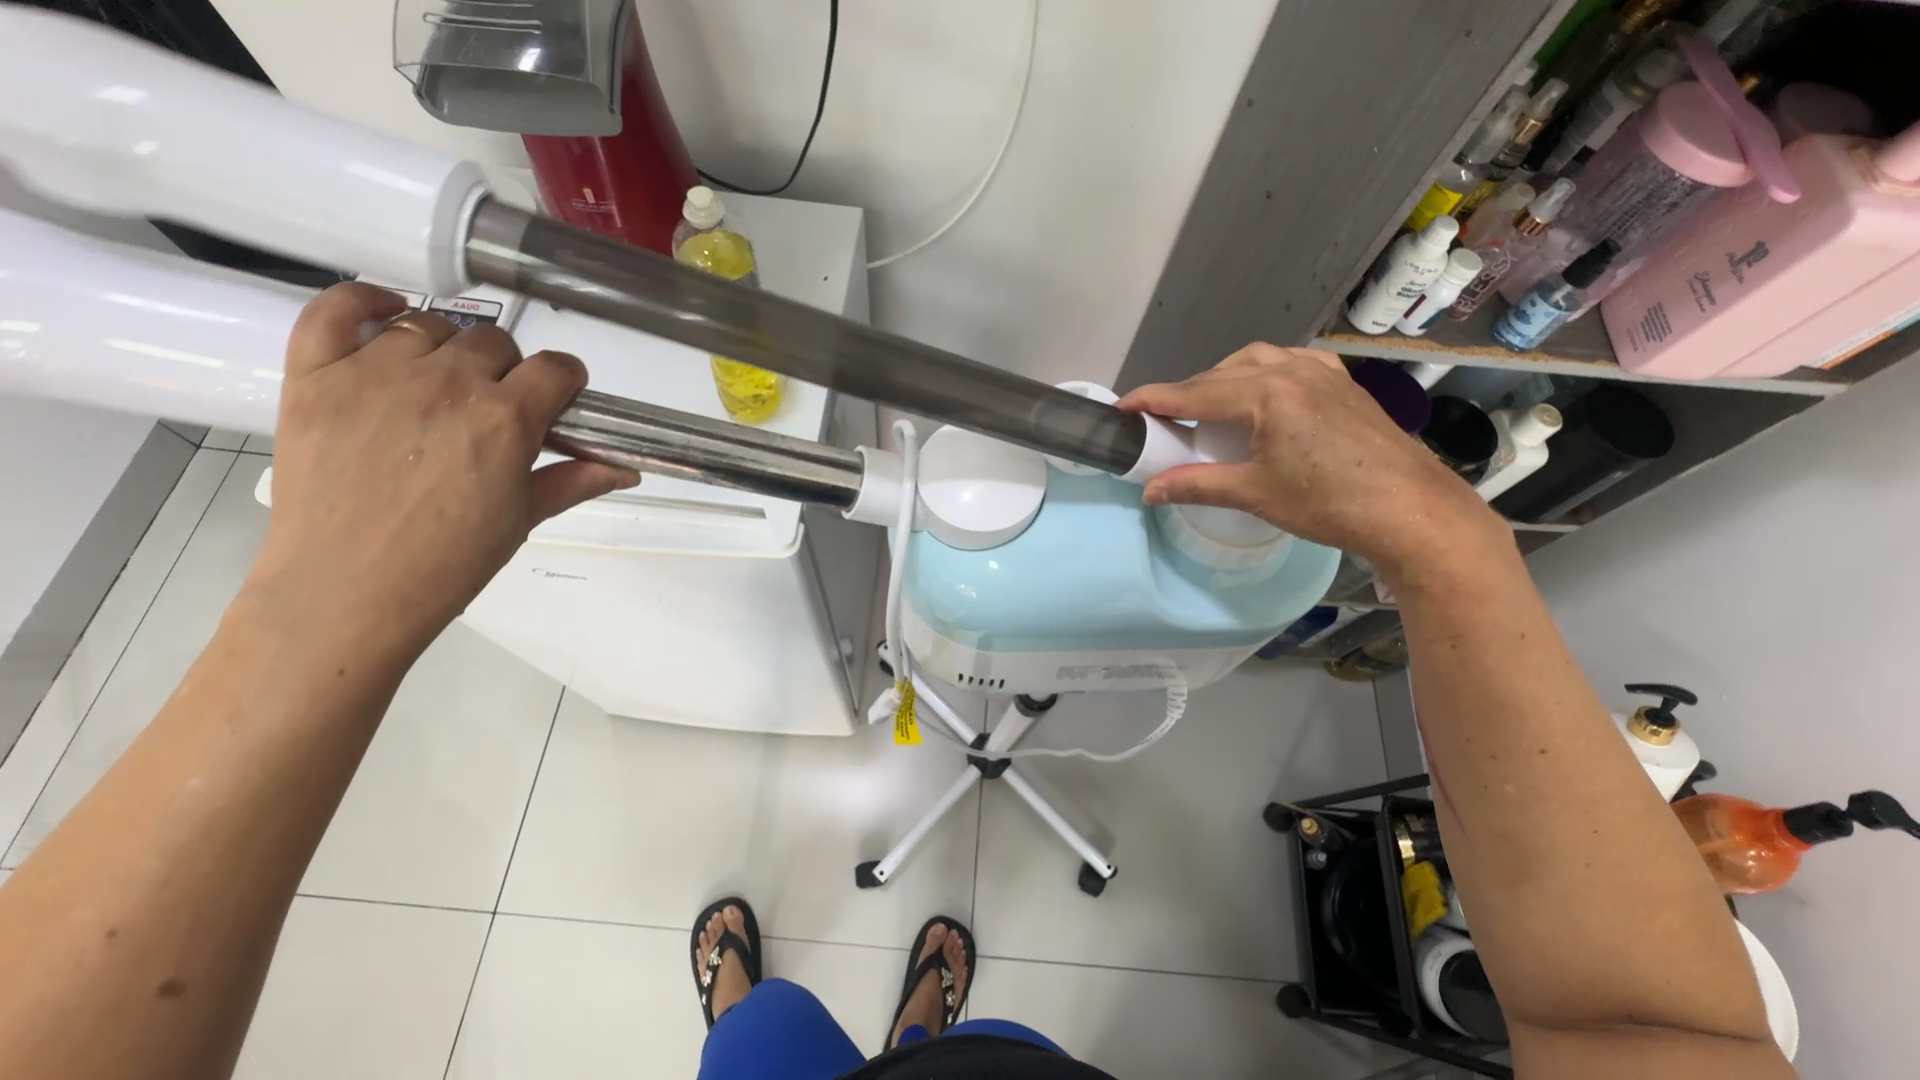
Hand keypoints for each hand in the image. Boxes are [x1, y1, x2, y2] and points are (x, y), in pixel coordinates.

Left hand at [247, 283, 638, 656]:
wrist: (347, 591)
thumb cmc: (447, 564)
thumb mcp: (522, 520)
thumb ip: (575, 481)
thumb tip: (627, 469)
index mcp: (505, 419)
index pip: (556, 368)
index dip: (563, 383)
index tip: (555, 402)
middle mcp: (446, 382)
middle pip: (495, 342)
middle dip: (505, 371)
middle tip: (490, 409)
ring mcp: (375, 373)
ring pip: (429, 326)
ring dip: (446, 349)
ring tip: (436, 386)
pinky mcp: (314, 376)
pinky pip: (335, 308)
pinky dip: (362, 300)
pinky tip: (383, 314)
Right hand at [1117, 344, 1505, 579]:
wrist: (1410, 510)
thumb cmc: (1329, 503)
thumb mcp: (1255, 494)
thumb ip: (1197, 485)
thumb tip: (1150, 492)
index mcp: (1266, 393)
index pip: (1194, 392)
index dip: (1153, 400)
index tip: (1121, 408)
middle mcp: (1292, 370)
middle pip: (1221, 374)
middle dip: (1187, 394)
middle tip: (1165, 422)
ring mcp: (1321, 372)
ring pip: (1256, 362)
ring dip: (1225, 380)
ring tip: (1210, 409)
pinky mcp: (1343, 383)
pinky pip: (1290, 364)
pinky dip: (1264, 375)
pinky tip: (1264, 396)